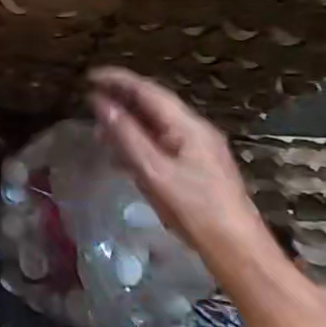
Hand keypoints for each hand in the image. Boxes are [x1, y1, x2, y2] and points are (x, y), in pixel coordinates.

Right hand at [87, 67, 278, 271]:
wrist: (237, 249)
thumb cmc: (194, 208)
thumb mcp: (153, 170)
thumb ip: (126, 134)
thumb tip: (100, 103)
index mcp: (188, 126)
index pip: (147, 90)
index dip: (117, 79)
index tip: (89, 76)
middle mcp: (195, 130)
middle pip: (153, 104)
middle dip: (121, 99)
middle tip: (90, 100)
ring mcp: (199, 148)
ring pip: (156, 124)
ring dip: (128, 122)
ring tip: (99, 129)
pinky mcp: (197, 165)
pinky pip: (162, 141)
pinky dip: (138, 140)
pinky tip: (122, 154)